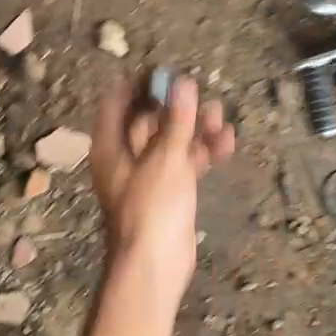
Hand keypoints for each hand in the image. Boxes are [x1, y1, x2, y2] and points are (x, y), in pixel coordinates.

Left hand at [89, 77, 234, 295]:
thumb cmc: (151, 208)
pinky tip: (225, 144)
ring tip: (220, 119)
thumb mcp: (165, 158)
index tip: (164, 70)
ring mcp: (148, 176)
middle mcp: (125, 157)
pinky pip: (185, 164)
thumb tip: (184, 82)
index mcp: (110, 146)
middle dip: (176, 106)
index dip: (138, 84)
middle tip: (200, 93)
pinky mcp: (168, 193)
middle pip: (149, 120)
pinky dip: (202, 154)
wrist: (154, 265)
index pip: (117, 102)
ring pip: (171, 142)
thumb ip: (177, 120)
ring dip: (194, 129)